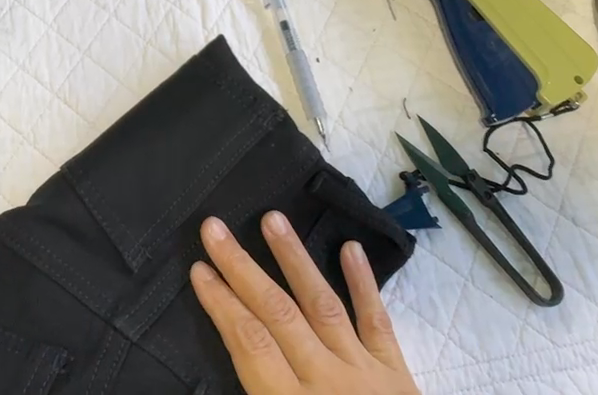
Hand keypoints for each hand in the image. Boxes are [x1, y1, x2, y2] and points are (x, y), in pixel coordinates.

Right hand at [192, 212, 421, 394]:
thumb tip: (240, 362)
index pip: (251, 346)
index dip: (222, 305)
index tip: (199, 269)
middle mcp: (328, 384)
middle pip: (277, 315)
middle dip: (242, 268)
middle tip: (214, 227)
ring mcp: (366, 375)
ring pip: (322, 305)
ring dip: (294, 260)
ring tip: (272, 219)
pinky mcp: (398, 375)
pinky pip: (378, 323)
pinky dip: (364, 285)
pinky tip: (350, 248)